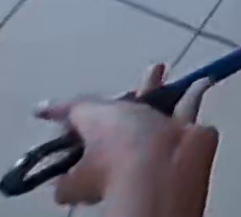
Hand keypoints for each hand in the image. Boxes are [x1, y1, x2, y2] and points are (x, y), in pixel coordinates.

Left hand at [34, 64, 217, 216]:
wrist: (171, 159)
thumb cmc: (122, 146)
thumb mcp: (93, 119)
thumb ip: (73, 109)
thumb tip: (42, 108)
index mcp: (77, 173)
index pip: (72, 148)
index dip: (81, 124)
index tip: (94, 104)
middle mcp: (110, 166)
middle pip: (116, 127)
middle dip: (129, 97)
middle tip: (141, 76)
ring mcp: (146, 153)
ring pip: (149, 117)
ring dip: (157, 92)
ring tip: (163, 68)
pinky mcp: (177, 140)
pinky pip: (181, 112)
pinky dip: (188, 94)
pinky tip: (197, 79)